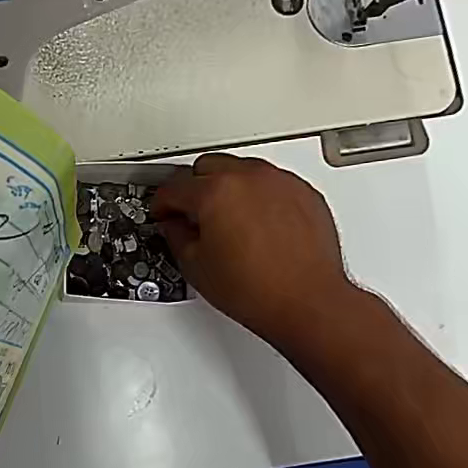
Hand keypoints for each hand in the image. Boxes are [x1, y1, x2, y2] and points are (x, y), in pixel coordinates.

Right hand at [153, 153, 360, 345]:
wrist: (305, 302)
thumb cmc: (258, 289)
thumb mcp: (195, 265)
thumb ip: (176, 235)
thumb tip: (175, 226)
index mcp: (216, 192)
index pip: (175, 187)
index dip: (161, 203)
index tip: (162, 212)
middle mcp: (250, 178)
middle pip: (207, 166)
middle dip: (193, 187)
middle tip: (189, 212)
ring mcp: (280, 183)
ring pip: (241, 169)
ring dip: (226, 187)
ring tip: (223, 218)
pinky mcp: (303, 193)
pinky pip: (271, 183)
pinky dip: (257, 196)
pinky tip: (252, 223)